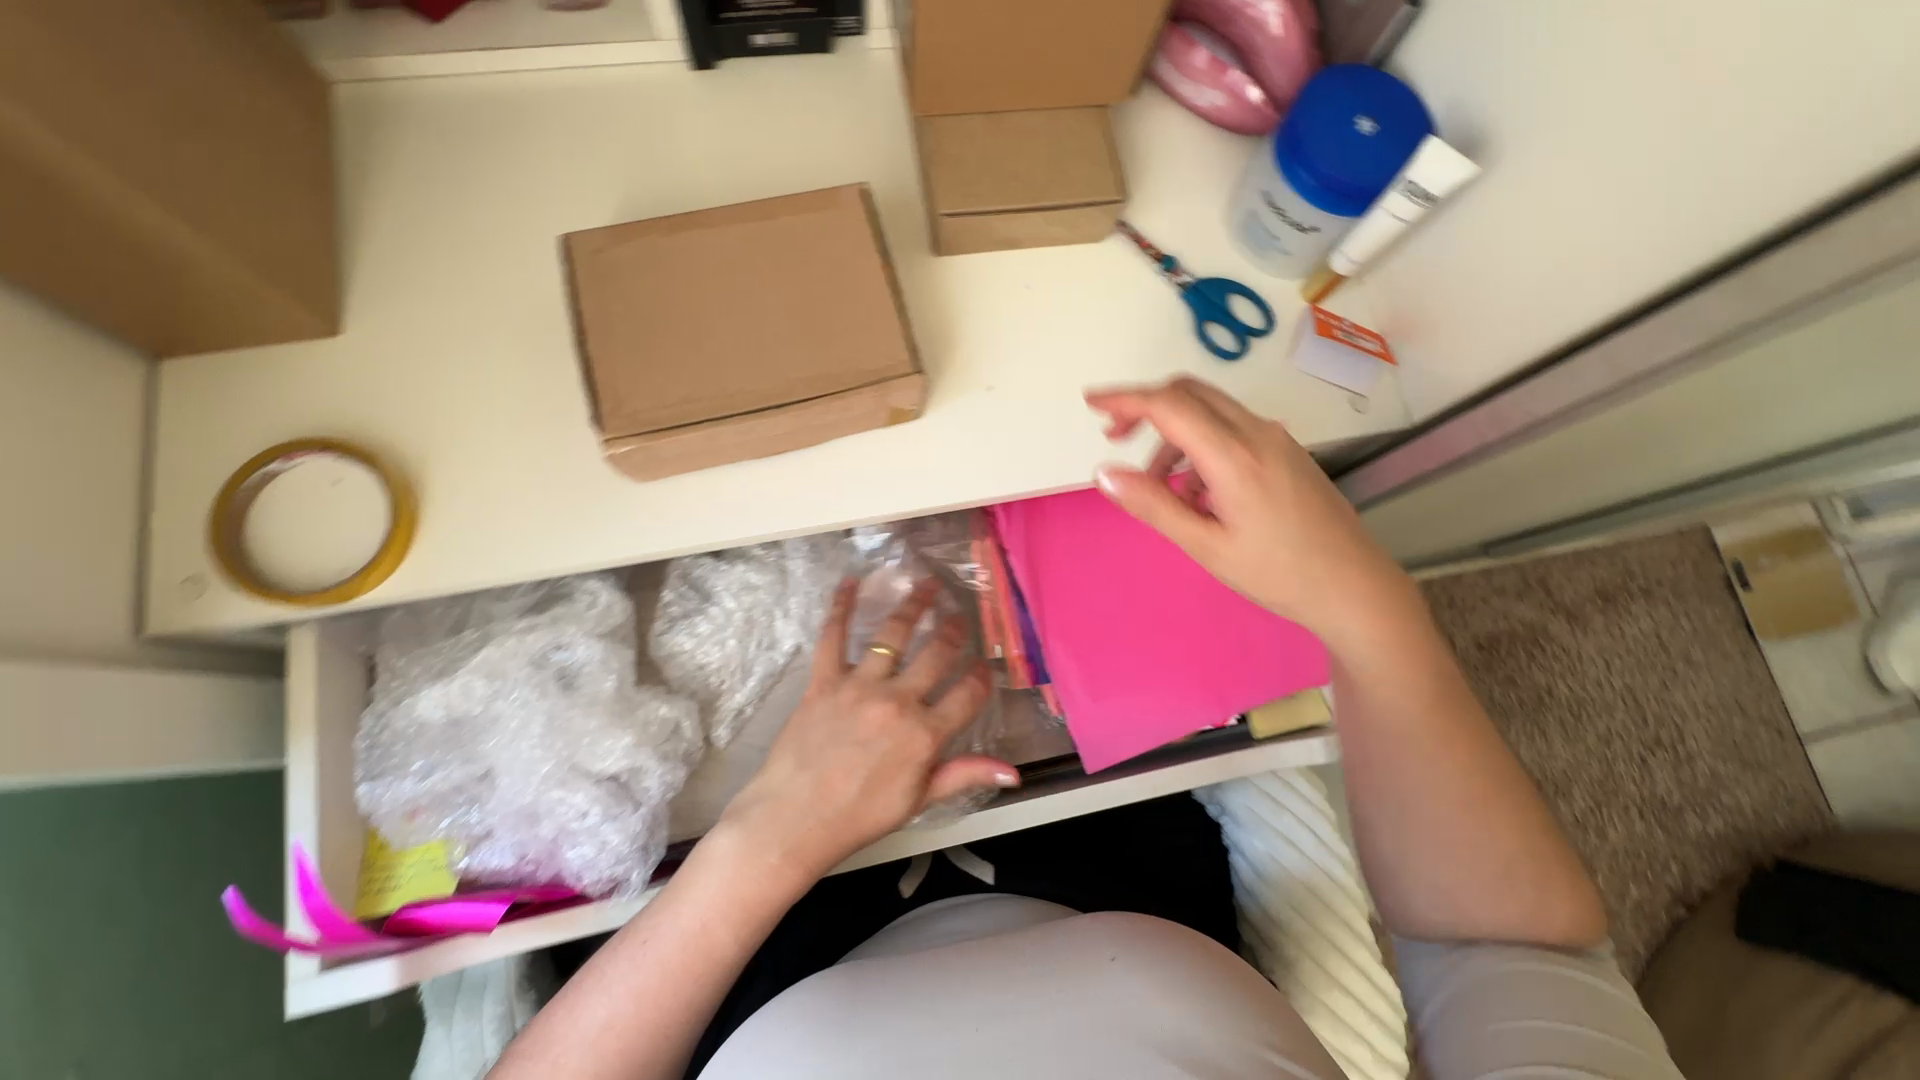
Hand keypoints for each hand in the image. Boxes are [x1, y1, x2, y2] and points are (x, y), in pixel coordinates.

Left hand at [717, 577, 1015, 884]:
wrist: (795, 819)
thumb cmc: (859, 816)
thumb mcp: (919, 800)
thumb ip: (964, 775)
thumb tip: (1013, 772)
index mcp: (925, 734)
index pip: (968, 694)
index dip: (982, 677)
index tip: (985, 666)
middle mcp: (897, 701)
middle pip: (936, 654)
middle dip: (953, 631)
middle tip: (959, 615)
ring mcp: (859, 686)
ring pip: (893, 634)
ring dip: (913, 605)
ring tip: (925, 585)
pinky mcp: (824, 681)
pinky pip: (834, 636)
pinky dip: (841, 606)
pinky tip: (850, 583)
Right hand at [1085, 376, 1418, 647]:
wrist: (1353, 586)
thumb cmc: (1276, 573)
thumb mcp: (1205, 545)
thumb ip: (1153, 505)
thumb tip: (1104, 473)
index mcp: (1234, 455)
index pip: (1169, 405)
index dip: (1125, 399)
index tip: (1091, 402)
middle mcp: (1257, 432)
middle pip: (1190, 392)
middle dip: (1146, 406)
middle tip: (1114, 437)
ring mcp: (1276, 438)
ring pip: (1211, 409)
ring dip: (1173, 432)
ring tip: (1158, 485)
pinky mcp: (1286, 451)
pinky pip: (1231, 428)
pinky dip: (1200, 443)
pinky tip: (1197, 491)